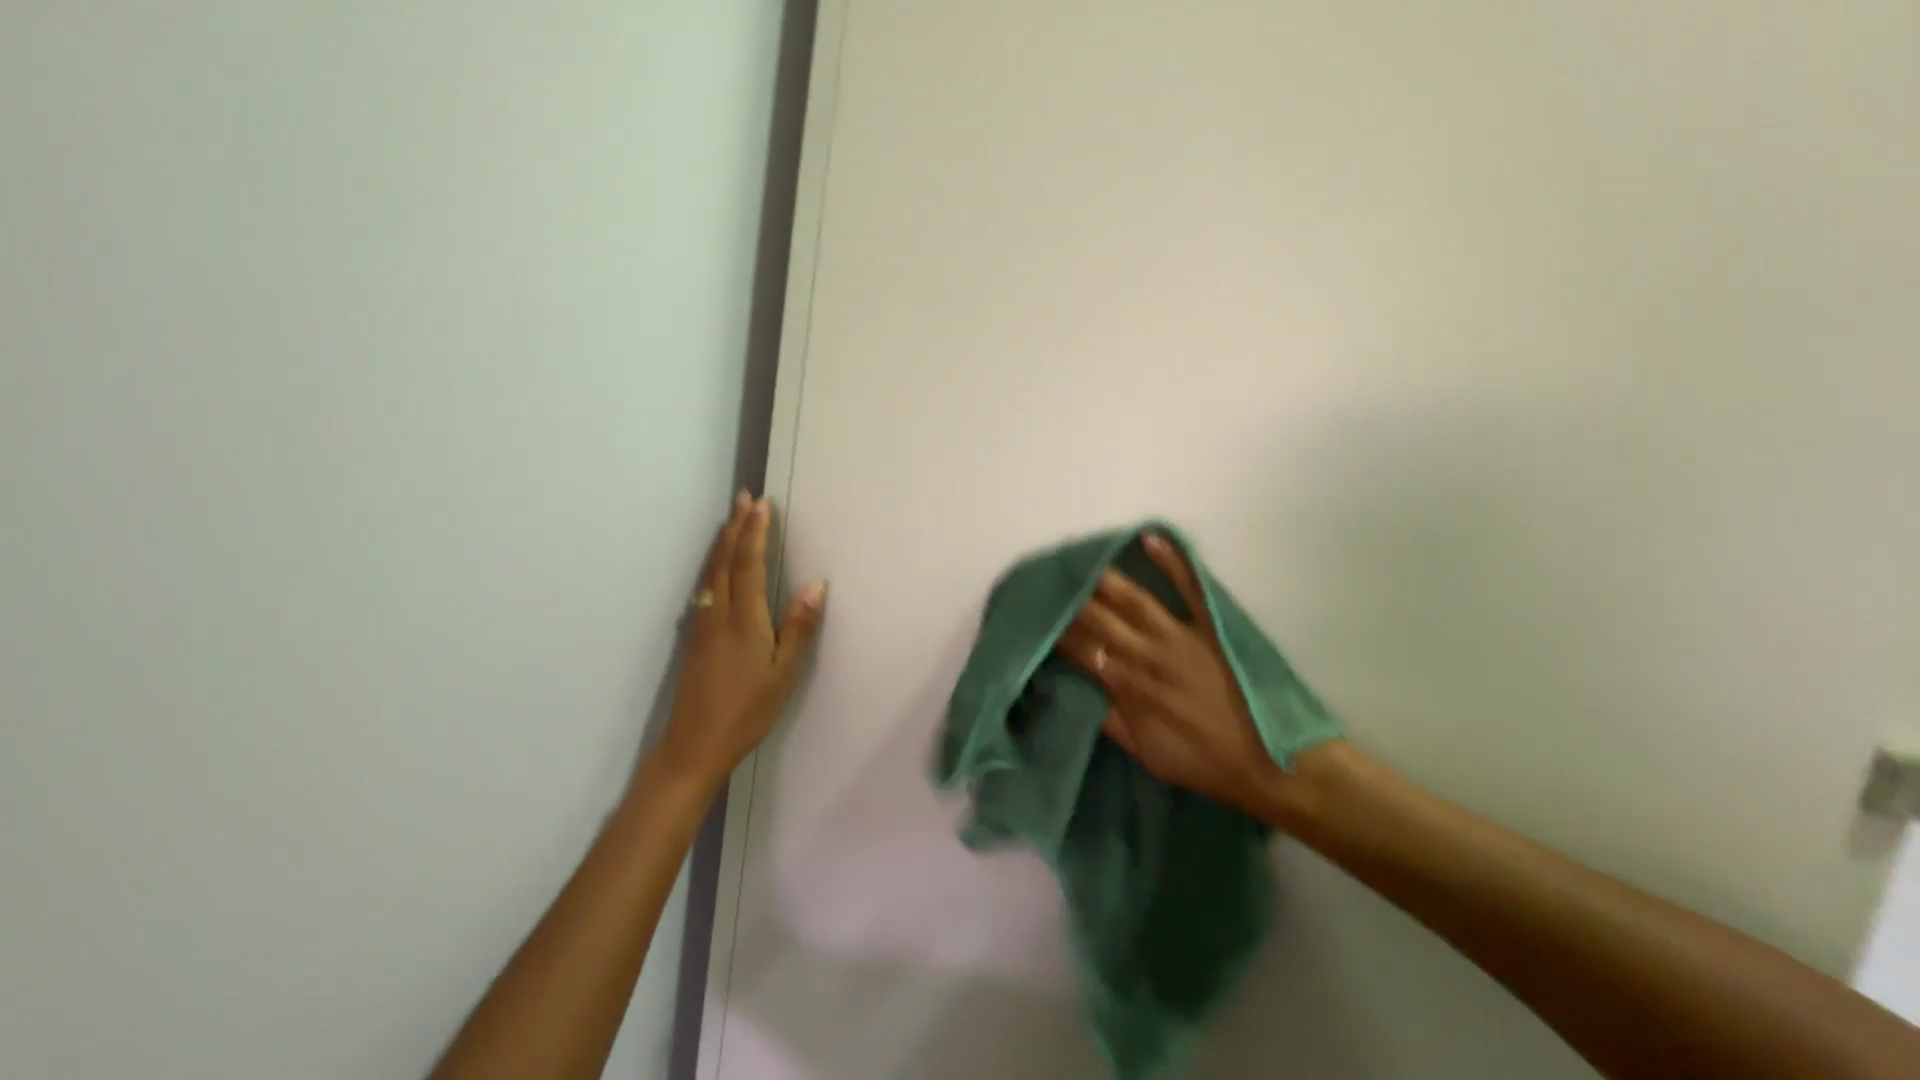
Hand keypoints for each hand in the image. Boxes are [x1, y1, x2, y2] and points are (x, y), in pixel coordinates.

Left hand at [648, 492, 825, 794]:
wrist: (695, 742)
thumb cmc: (748, 710)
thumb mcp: (784, 673)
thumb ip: (799, 628)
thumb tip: (816, 586)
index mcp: (744, 618)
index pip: (749, 564)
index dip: (754, 532)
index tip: (761, 504)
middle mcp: (718, 613)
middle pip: (725, 560)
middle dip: (735, 526)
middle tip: (743, 497)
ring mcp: (701, 624)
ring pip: (711, 572)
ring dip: (722, 542)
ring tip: (731, 520)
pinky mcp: (693, 637)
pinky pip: (704, 587)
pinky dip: (713, 565)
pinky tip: (716, 568)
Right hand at [1053, 533, 1306, 822]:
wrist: (1270, 764)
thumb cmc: (1205, 763)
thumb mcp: (1147, 755)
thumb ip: (1111, 721)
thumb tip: (1077, 692)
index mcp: (1129, 689)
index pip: (1081, 652)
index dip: (1054, 633)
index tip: (1034, 617)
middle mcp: (1147, 657)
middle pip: (1099, 621)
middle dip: (1070, 600)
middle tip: (1047, 580)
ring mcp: (1181, 638)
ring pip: (1134, 601)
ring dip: (1104, 579)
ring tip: (1080, 559)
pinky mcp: (1213, 628)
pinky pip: (1190, 589)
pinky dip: (1172, 562)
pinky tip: (1150, 539)